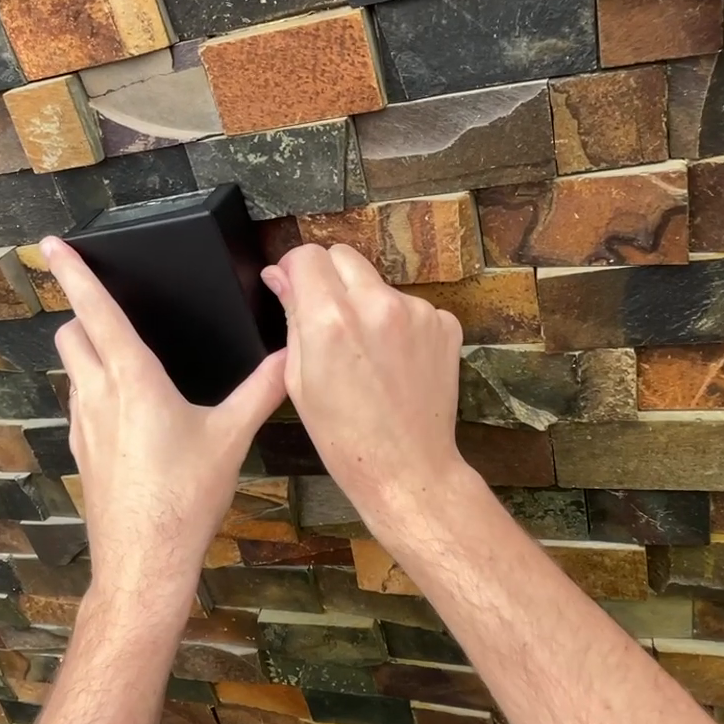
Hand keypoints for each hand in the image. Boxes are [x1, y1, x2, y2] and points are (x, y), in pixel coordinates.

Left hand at [42, 237, 285, 607]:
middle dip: (82, 310)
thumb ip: (263, 390)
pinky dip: (93, 386)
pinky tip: (127, 407)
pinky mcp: (81, 450)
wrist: (143, 562)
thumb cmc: (186, 497)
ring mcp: (83, 424)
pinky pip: (79, 401)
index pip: (95, 310)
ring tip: (124, 353)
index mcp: (133, 378)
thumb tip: (291, 357)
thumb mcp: (231, 437)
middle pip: (71, 333)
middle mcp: (98, 393)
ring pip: (71, 367)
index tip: (52, 244)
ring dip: (87, 348)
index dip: (73, 272)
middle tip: (109, 305)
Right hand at [261, 244, 470, 519]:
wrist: (407, 469)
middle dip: (329, 278)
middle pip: (343, 256)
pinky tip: (396, 360)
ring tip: (367, 351)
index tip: (295, 288)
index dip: (295, 270)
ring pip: (377, 282)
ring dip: (366, 302)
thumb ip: (291, 316)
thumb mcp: (298, 379)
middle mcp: (376, 305)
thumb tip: (278, 275)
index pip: (307, 255)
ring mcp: (417, 312)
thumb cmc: (343, 436)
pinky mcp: (444, 324)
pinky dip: (399, 323)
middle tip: (329, 320)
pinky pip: (410, 305)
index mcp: (330, 319)